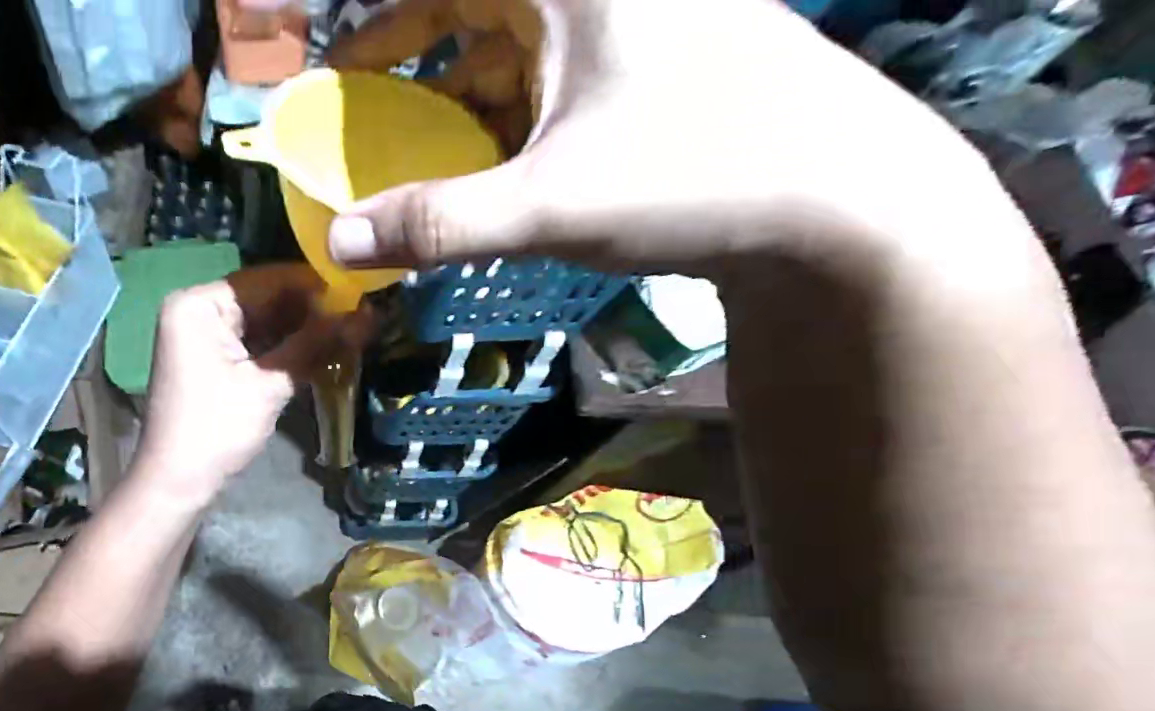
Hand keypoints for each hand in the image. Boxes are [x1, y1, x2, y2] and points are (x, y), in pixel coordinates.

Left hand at [130, 266, 373, 507]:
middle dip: (309, 310)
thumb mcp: (268, 385)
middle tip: (359, 314)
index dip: (313, 286)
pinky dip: (281, 350)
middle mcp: (196, 311)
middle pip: (263, 300)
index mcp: (199, 304)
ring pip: (261, 323)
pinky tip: (319, 351)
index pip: (266, 280)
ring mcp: (200, 337)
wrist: (177, 482)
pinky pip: (251, 344)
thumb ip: (314, 345)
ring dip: (300, 331)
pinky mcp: (209, 361)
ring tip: (349, 332)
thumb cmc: (217, 430)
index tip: (358, 291)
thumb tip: (364, 315)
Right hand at [325, 0, 1001, 273]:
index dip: (378, 16)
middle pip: (468, 4)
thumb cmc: (697, 176)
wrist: (832, 203)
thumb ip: (437, 223)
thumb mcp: (551, 204)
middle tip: (346, 88)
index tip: (322, 50)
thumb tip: (338, 243)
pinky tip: (465, 159)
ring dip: (441, 84)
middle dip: (400, 41)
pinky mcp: (628, 73)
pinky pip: (531, 80)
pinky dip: (487, 113)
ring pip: (499, 42)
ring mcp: (613, 29)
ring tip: (391, 133)